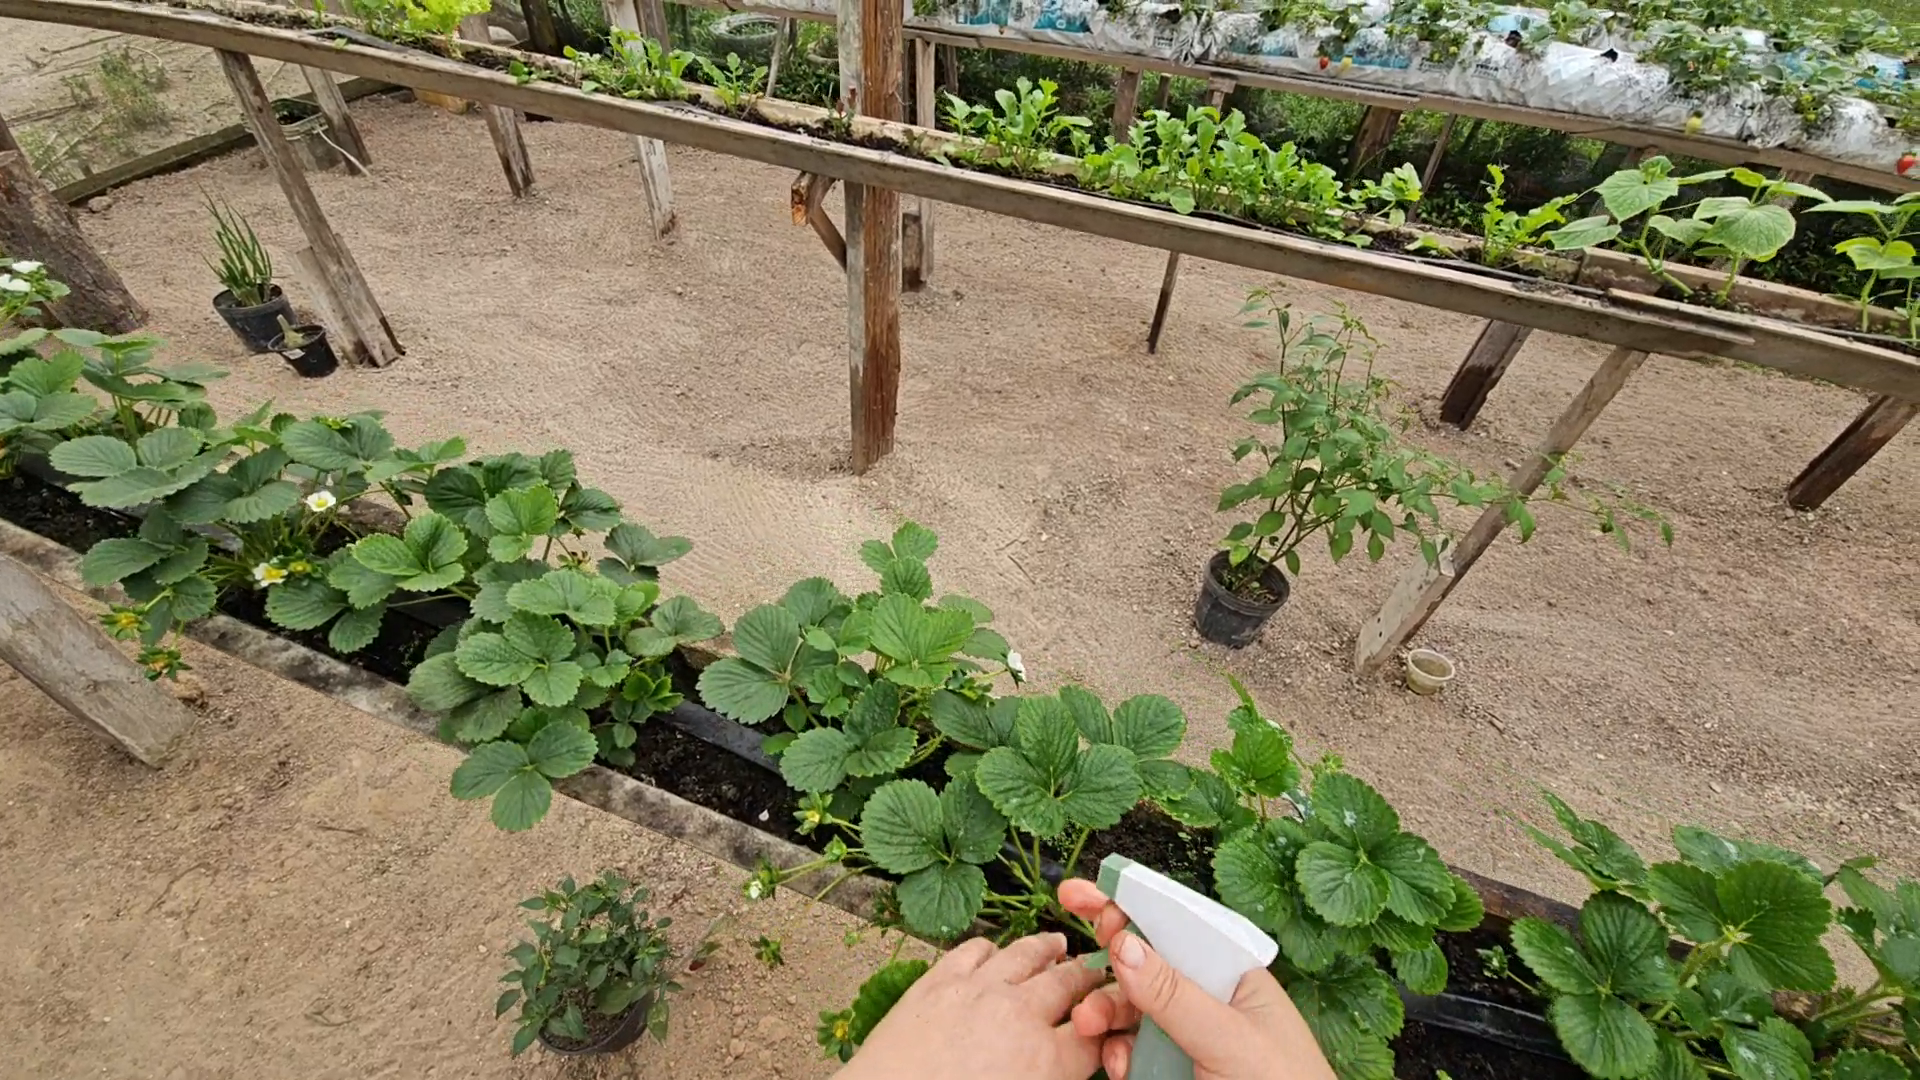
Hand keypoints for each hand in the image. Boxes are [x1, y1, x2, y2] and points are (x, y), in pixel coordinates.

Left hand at [837, 932, 1107, 1079]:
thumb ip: (1053, 1079)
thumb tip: (1066, 1069)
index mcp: (1045, 1062)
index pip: (1093, 1034)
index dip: (1108, 1022)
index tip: (1113, 1013)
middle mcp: (1018, 1014)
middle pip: (1066, 984)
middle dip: (1086, 975)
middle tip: (1096, 968)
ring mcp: (978, 989)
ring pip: (1024, 955)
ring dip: (1046, 948)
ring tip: (1057, 943)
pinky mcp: (940, 979)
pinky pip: (974, 950)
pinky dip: (991, 947)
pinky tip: (996, 949)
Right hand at [1059, 878, 1336, 1079]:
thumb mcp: (1230, 1041)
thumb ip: (1175, 994)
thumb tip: (1123, 944)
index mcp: (1231, 972)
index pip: (1175, 921)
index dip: (1129, 901)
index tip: (1085, 894)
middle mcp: (1207, 995)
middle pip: (1147, 956)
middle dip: (1108, 949)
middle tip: (1077, 946)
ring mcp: (1189, 1033)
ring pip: (1133, 1003)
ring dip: (1105, 1006)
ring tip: (1088, 1023)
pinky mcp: (1173, 1068)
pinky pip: (1133, 1046)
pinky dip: (1116, 1049)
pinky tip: (1114, 1062)